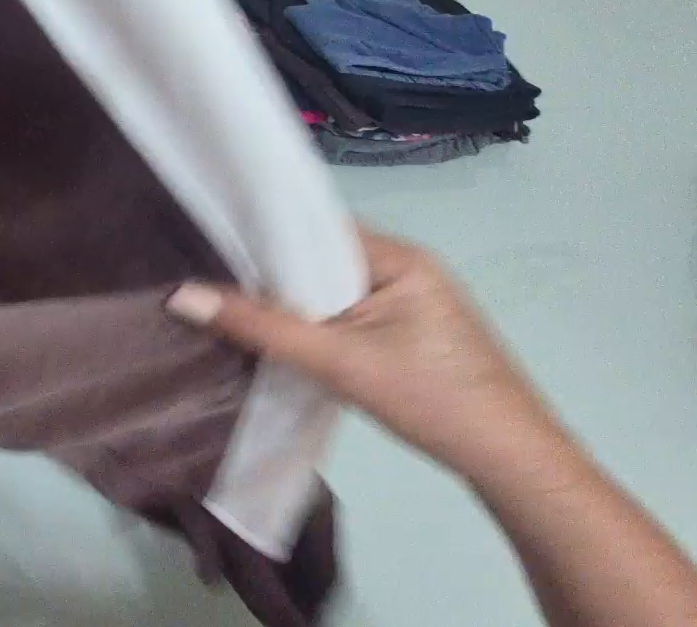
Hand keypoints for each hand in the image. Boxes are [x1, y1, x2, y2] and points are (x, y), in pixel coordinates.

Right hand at [166, 229, 569, 483]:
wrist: (518, 470)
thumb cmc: (434, 401)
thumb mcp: (335, 361)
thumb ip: (257, 325)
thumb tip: (178, 296)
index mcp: (398, 256)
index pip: (310, 225)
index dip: (256, 232)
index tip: (204, 242)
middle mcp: (404, 265)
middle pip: (313, 255)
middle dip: (265, 268)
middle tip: (206, 275)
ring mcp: (408, 297)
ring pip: (324, 284)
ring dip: (286, 296)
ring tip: (230, 300)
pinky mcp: (406, 328)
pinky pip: (339, 306)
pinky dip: (307, 316)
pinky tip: (277, 330)